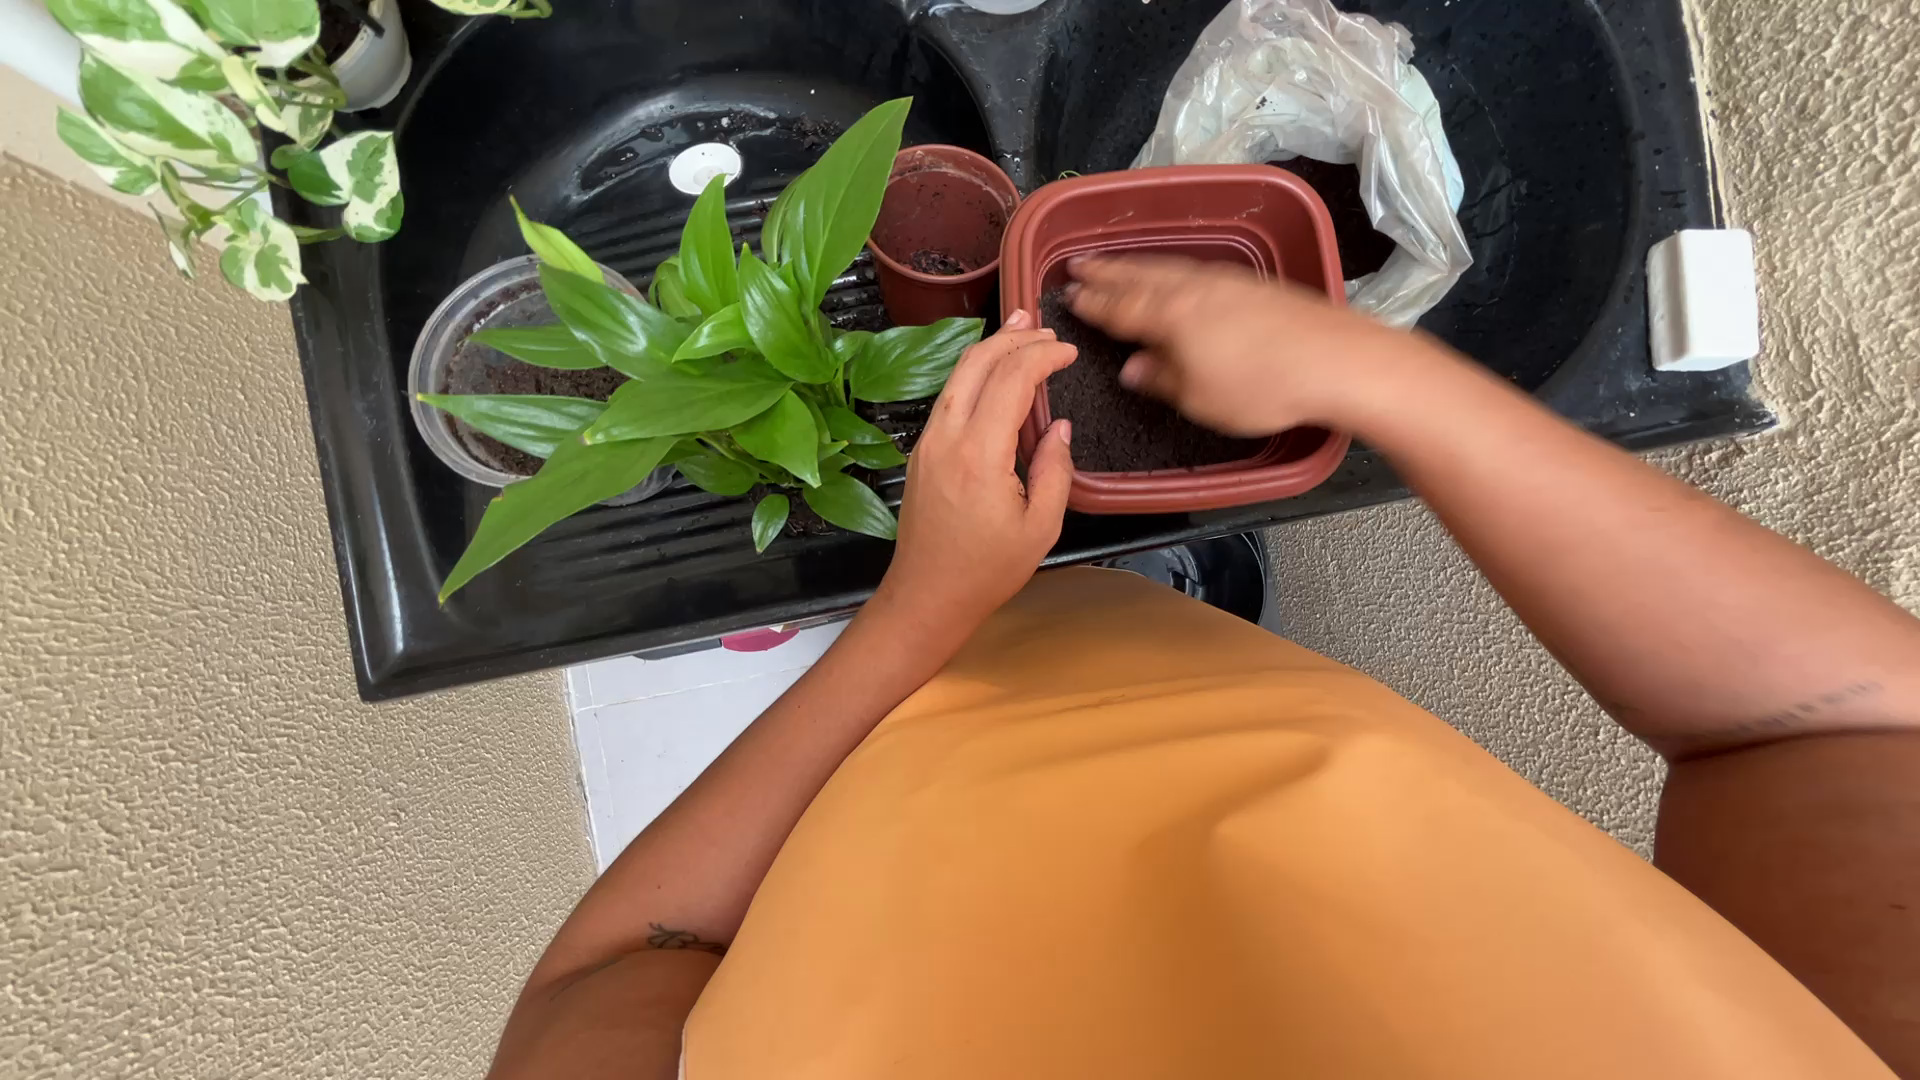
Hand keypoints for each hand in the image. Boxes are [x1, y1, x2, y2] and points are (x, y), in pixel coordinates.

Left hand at [872, 310, 1076, 635]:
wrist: (926, 596)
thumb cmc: (987, 571)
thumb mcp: (1040, 527)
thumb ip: (1055, 470)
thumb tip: (1058, 427)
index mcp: (979, 454)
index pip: (1012, 379)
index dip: (1043, 356)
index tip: (1069, 352)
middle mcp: (946, 438)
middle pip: (976, 363)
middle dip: (1013, 338)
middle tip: (1045, 329)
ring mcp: (927, 443)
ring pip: (956, 376)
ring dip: (989, 350)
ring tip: (1019, 333)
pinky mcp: (920, 453)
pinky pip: (948, 398)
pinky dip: (973, 376)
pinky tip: (993, 376)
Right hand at [1065, 254, 1451, 435]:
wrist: (1340, 361)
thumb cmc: (1261, 388)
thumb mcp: (1199, 397)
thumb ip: (1161, 378)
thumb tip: (1133, 366)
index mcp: (1172, 316)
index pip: (1121, 307)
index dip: (1093, 304)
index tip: (1068, 296)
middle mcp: (1194, 289)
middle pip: (1140, 277)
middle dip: (1106, 272)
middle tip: (1077, 263)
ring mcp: (1226, 282)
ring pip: (1168, 268)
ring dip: (1135, 266)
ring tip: (1114, 264)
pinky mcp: (1253, 285)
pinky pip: (1194, 268)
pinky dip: (1170, 269)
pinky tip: (1172, 274)